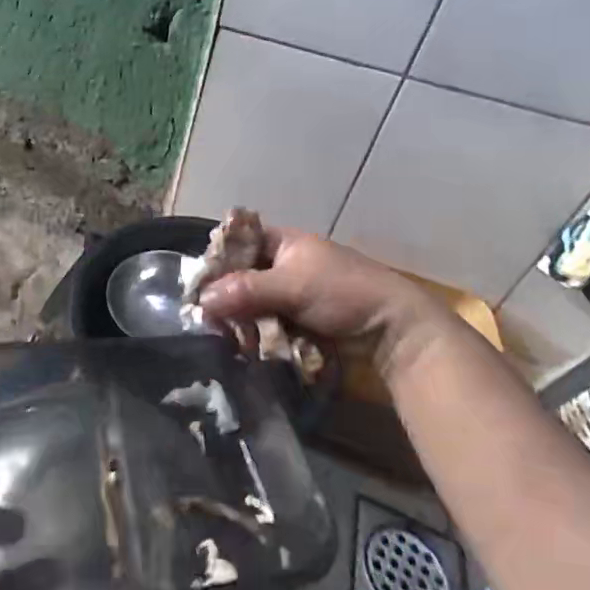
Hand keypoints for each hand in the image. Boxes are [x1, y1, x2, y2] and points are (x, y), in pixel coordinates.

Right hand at [197, 225, 453, 377]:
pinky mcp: (299, 322)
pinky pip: (268, 325)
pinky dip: (259, 335)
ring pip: (253, 305)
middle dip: (228, 298)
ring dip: (243, 322)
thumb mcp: (292, 284)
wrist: (392, 327)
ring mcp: (292, 294)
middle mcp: (284, 264)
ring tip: (228, 340)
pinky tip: (247, 348)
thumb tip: (202, 299)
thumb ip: (246, 289)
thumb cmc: (343, 291)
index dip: (219, 259)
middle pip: (243, 277)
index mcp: (284, 242)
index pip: (240, 241)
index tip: (198, 285)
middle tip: (209, 320)